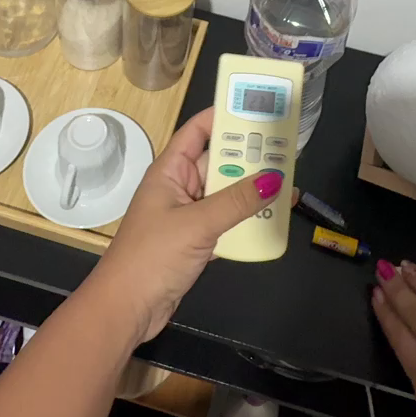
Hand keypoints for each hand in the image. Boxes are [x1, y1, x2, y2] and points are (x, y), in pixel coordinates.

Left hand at [79, 107, 282, 343]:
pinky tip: (273, 216)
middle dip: (248, 153)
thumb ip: (237, 201)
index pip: (197, 130)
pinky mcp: (196, 239)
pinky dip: (247, 217)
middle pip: (218, 160)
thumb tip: (275, 178)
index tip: (256, 106)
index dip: (223, 115)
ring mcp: (187, 214)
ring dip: (251, 187)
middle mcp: (179, 186)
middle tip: (285, 145)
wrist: (127, 310)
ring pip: (225, 191)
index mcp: (170, 170)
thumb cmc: (153, 256)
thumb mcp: (198, 224)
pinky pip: (226, 218)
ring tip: (288, 179)